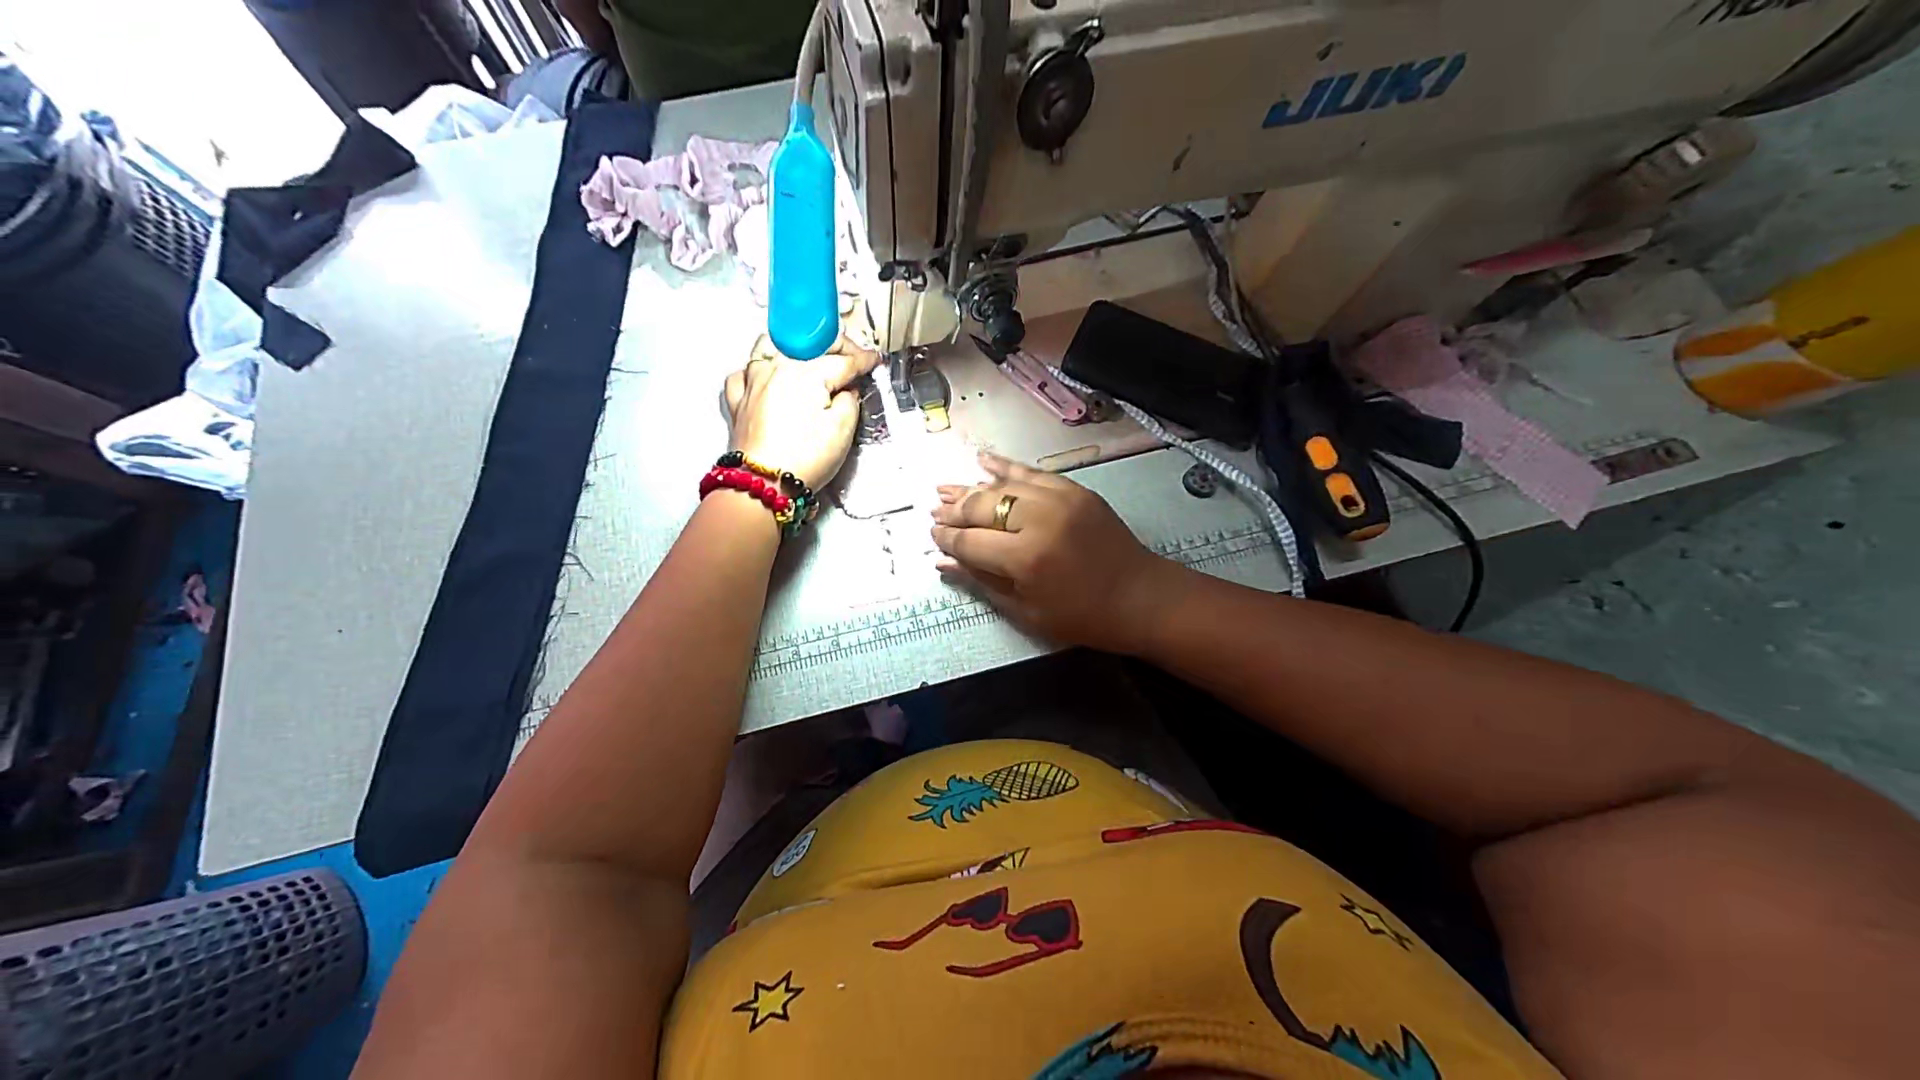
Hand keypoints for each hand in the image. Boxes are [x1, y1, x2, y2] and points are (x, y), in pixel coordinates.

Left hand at [724, 332, 880, 489]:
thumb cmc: (806, 457)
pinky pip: (743, 374)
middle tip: (852, 357)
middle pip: (809, 343)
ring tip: (806, 357)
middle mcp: (777, 368)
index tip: (875, 361)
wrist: (764, 482)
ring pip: (769, 348)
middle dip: (834, 346)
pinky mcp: (739, 402)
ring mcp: (754, 383)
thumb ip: (850, 400)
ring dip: (791, 347)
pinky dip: (756, 371)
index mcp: (807, 372)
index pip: (843, 360)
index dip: (863, 360)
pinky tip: (766, 379)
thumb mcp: (843, 429)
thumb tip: (846, 390)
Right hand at [931, 453, 1186, 654]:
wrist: (1140, 597)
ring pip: (1003, 486)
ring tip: (944, 489)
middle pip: (982, 507)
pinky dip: (1006, 466)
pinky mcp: (1075, 490)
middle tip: (934, 512)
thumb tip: (942, 561)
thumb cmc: (1081, 616)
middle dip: (954, 511)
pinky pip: (1032, 472)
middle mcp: (1039, 520)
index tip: (932, 536)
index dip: (947, 539)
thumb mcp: (1026, 610)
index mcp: (1026, 558)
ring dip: (971, 487)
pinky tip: (982, 461)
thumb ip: (981, 581)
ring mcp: (1059, 498)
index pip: (971, 541)